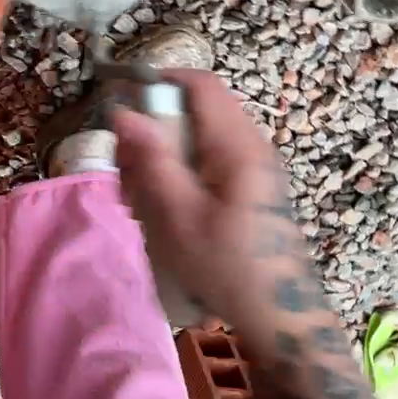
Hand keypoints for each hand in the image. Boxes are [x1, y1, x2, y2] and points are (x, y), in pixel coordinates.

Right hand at [112, 70, 318, 331]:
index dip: (157, 81)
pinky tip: (157, 210)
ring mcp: (249, 168)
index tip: (117, 100)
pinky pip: (200, 164)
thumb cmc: (226, 266)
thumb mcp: (178, 214)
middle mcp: (247, 147)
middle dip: (148, 132)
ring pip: (190, 140)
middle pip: (189, 112)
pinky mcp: (245, 189)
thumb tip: (123, 112)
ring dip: (156, 159)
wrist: (279, 318)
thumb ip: (152, 159)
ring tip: (137, 199)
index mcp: (236, 146)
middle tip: (124, 171)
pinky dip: (173, 176)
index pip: (199, 84)